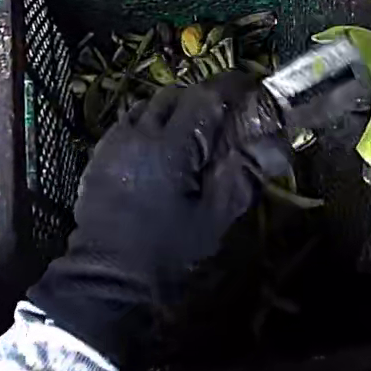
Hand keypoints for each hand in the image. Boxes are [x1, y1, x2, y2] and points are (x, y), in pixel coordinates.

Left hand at [28, 73, 277, 360]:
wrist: (106, 282)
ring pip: (149, 105)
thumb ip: (242, 174)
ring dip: (175, 108)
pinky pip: (129, 123)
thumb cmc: (167, 252)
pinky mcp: (99, 156)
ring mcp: (113, 144)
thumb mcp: (215, 218)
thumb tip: (271, 144)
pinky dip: (151, 122)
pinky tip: (162, 146)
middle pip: (175, 95)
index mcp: (170, 147)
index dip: (231, 88)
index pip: (205, 98)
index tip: (251, 87)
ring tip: (194, 129)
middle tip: (225, 114)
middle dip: (203, 97)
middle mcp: (138, 135)